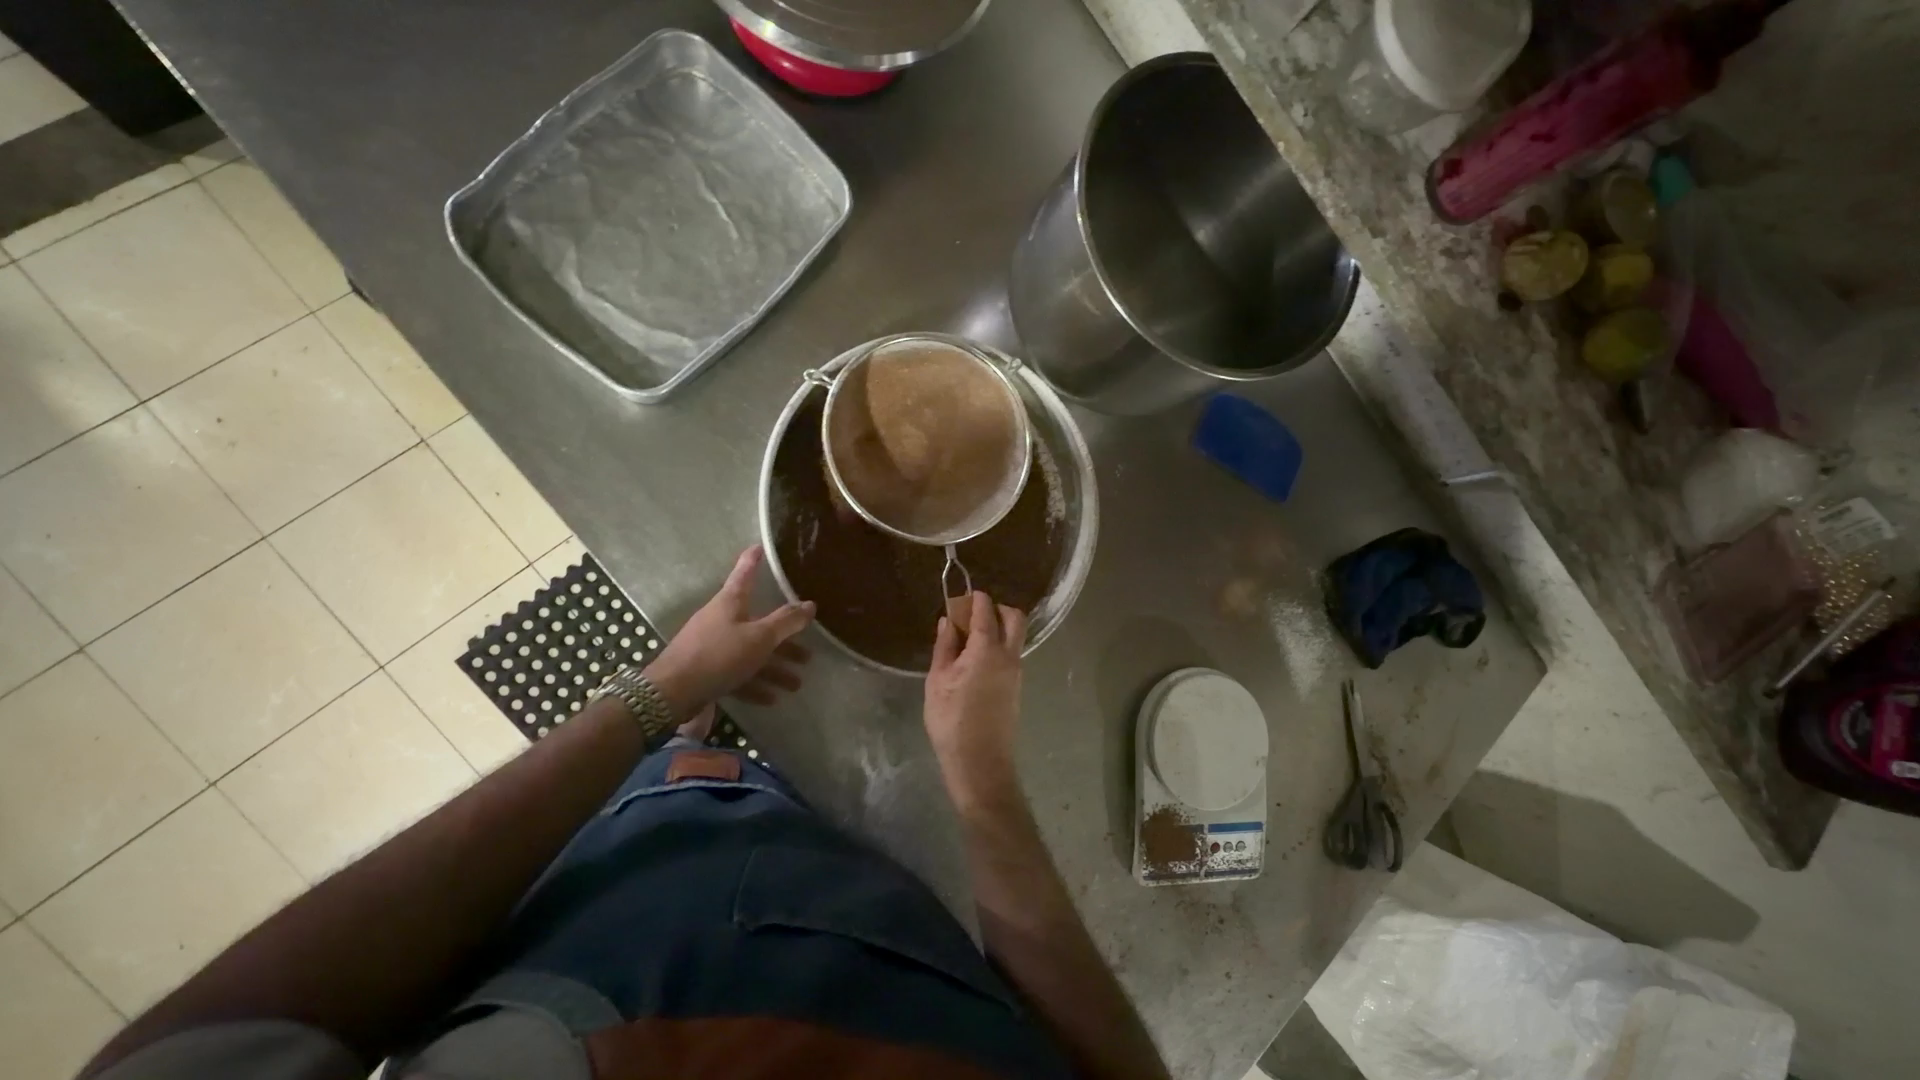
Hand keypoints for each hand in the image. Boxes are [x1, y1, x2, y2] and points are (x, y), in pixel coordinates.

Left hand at [644, 546, 813, 720]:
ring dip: (774, 668)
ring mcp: (712, 646)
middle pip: (757, 623)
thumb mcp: (759, 638)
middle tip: (807, 652)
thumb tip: (810, 604)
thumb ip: (786, 622)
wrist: (673, 692)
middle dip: (782, 638)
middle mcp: (720, 620)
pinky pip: (737, 673)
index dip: (752, 561)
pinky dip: (754, 683)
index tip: (759, 546)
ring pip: (750, 652)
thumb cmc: (719, 655)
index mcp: (730, 603)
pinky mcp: (706, 671)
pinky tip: (771, 698)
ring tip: (796, 683)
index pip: (744, 574)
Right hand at [924, 590, 1027, 810]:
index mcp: (987, 650)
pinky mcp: (1016, 687)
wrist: (980, 763)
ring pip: (1015, 637)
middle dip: (996, 608)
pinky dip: (999, 646)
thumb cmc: (951, 721)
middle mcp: (1009, 656)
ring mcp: (1017, 672)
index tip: (964, 594)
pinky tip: (975, 659)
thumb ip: (944, 647)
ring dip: (998, 628)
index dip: (976, 599)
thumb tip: (947, 622)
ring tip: (968, 638)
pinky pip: (1011, 654)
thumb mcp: (937, 681)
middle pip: (1014, 618)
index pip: (986, 612)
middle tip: (972, 613)